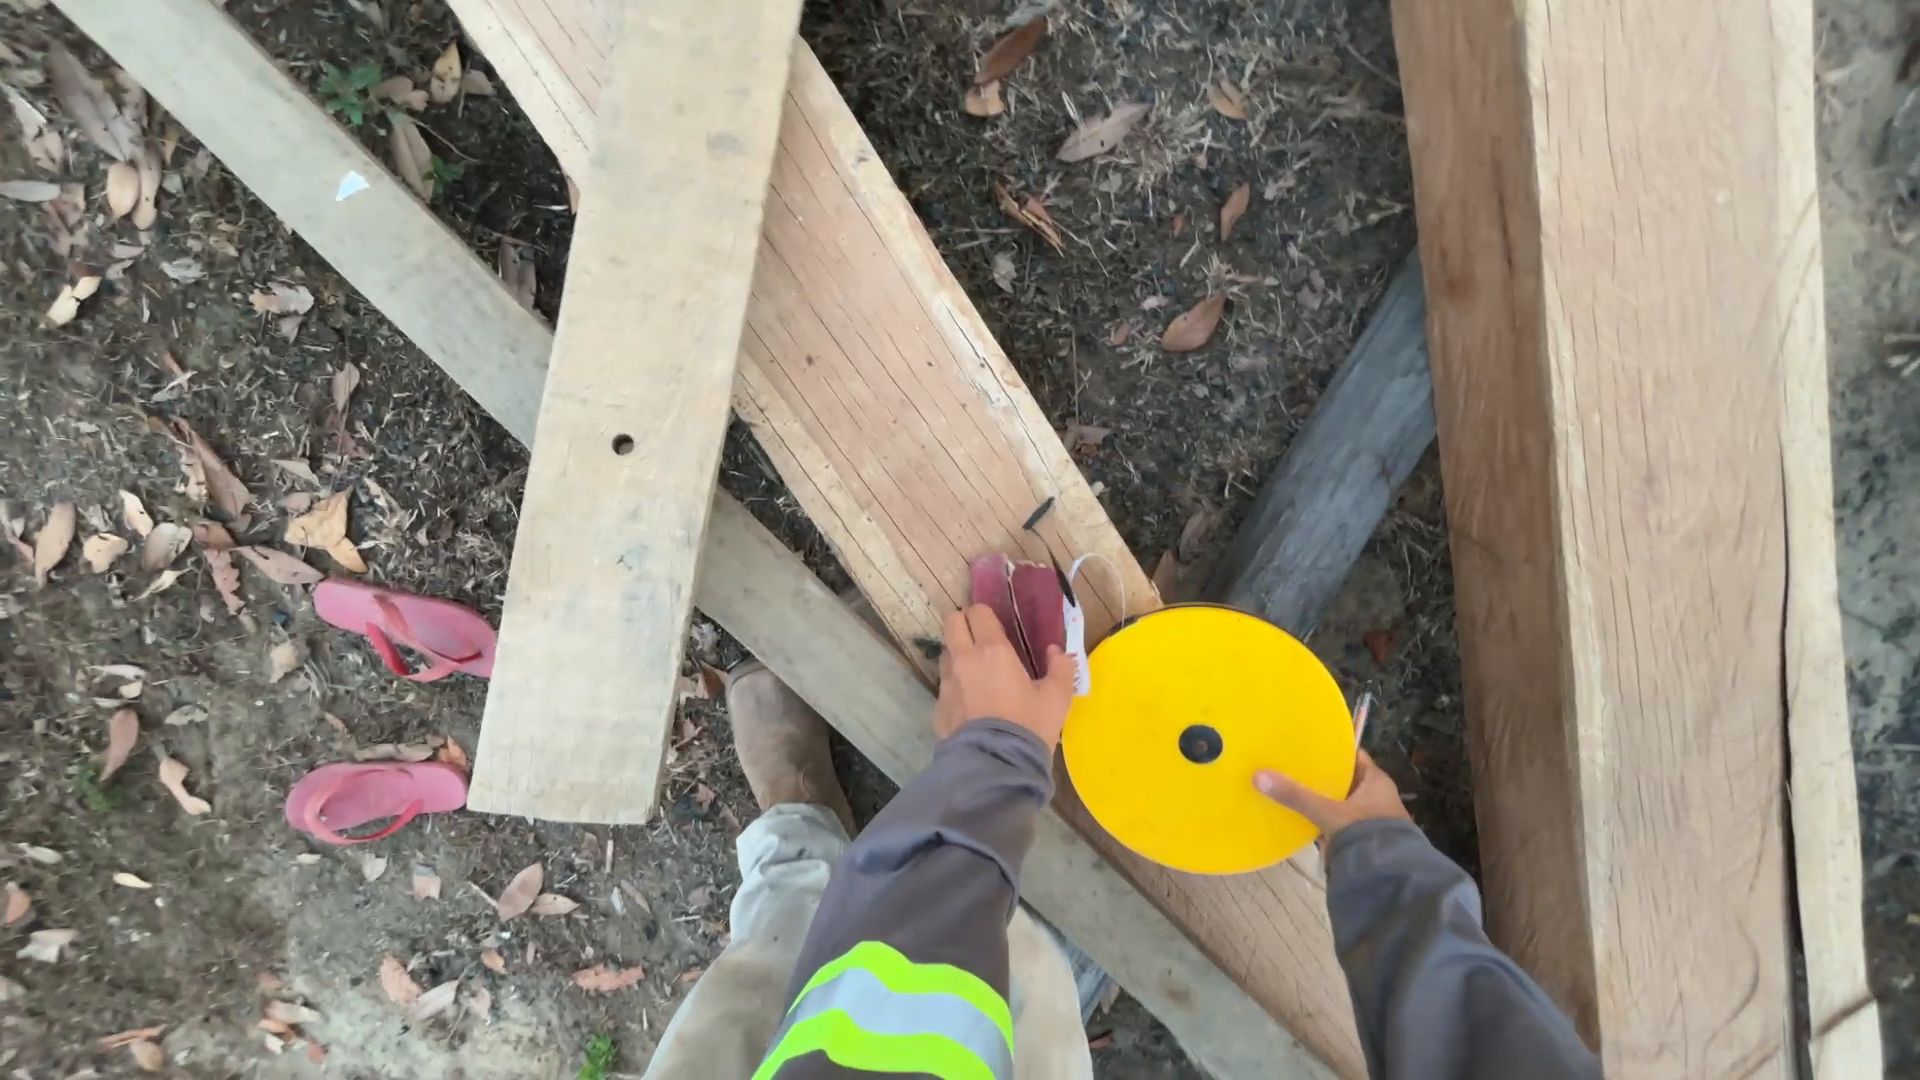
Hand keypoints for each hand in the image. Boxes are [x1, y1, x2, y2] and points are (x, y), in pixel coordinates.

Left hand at [933, 604, 1075, 752]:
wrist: (996, 766)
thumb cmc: (1029, 726)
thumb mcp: (1057, 698)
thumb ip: (1061, 668)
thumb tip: (1056, 652)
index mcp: (993, 650)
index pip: (977, 612)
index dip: (985, 614)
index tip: (995, 625)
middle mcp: (964, 659)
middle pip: (951, 622)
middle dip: (963, 624)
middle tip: (981, 639)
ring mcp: (947, 683)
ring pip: (946, 653)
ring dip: (958, 655)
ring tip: (976, 674)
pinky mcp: (938, 707)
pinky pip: (944, 686)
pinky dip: (955, 687)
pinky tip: (971, 705)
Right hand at [1254, 749, 1410, 838]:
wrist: (1390, 878)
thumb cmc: (1366, 833)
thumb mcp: (1327, 812)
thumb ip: (1295, 796)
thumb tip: (1257, 776)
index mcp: (1376, 781)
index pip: (1351, 755)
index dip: (1331, 748)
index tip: (1307, 742)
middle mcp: (1376, 795)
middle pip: (1343, 777)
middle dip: (1321, 773)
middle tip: (1292, 764)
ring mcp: (1370, 817)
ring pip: (1339, 799)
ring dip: (1321, 796)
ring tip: (1291, 786)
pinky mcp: (1362, 836)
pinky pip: (1337, 819)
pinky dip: (1322, 816)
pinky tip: (1301, 814)